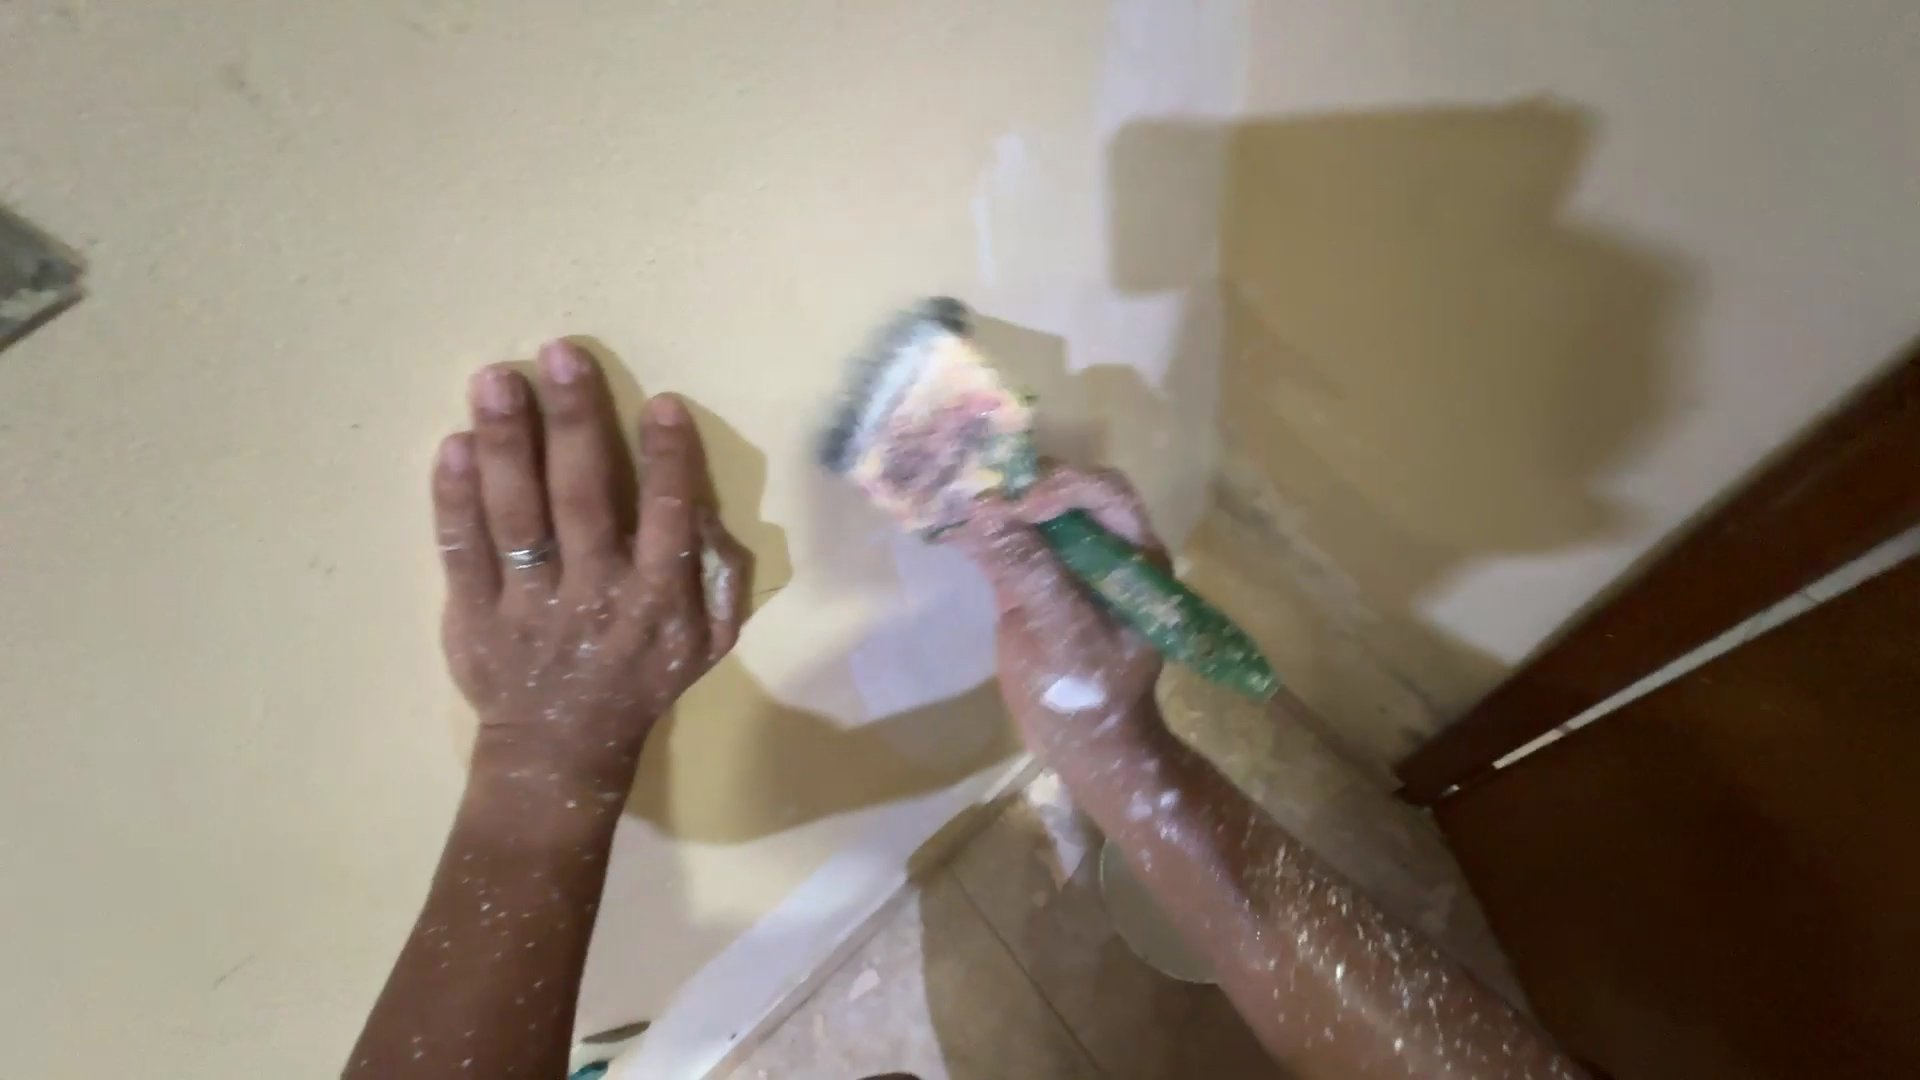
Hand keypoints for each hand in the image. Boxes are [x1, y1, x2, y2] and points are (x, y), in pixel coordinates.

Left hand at [431, 341, 751, 787]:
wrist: (562, 748)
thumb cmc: (646, 683)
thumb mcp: (711, 644)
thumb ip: (722, 582)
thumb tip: (710, 518)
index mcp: (657, 600)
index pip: (667, 518)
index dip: (667, 459)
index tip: (661, 403)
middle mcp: (594, 594)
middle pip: (582, 499)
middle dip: (574, 424)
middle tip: (560, 356)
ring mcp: (527, 603)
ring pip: (515, 515)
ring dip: (505, 443)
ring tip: (495, 379)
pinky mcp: (471, 612)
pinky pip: (461, 549)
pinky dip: (454, 498)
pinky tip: (452, 445)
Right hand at [950, 467, 1165, 746]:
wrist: (1078, 741)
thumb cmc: (1090, 692)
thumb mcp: (1064, 633)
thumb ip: (1031, 571)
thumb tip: (987, 509)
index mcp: (1131, 553)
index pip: (1102, 493)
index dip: (1061, 487)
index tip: (1017, 503)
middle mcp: (1097, 546)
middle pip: (1059, 493)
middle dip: (1017, 486)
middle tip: (974, 490)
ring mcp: (1060, 561)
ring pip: (1026, 514)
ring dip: (989, 504)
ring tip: (949, 497)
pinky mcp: (1027, 579)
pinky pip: (1002, 545)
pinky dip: (975, 535)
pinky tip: (943, 529)